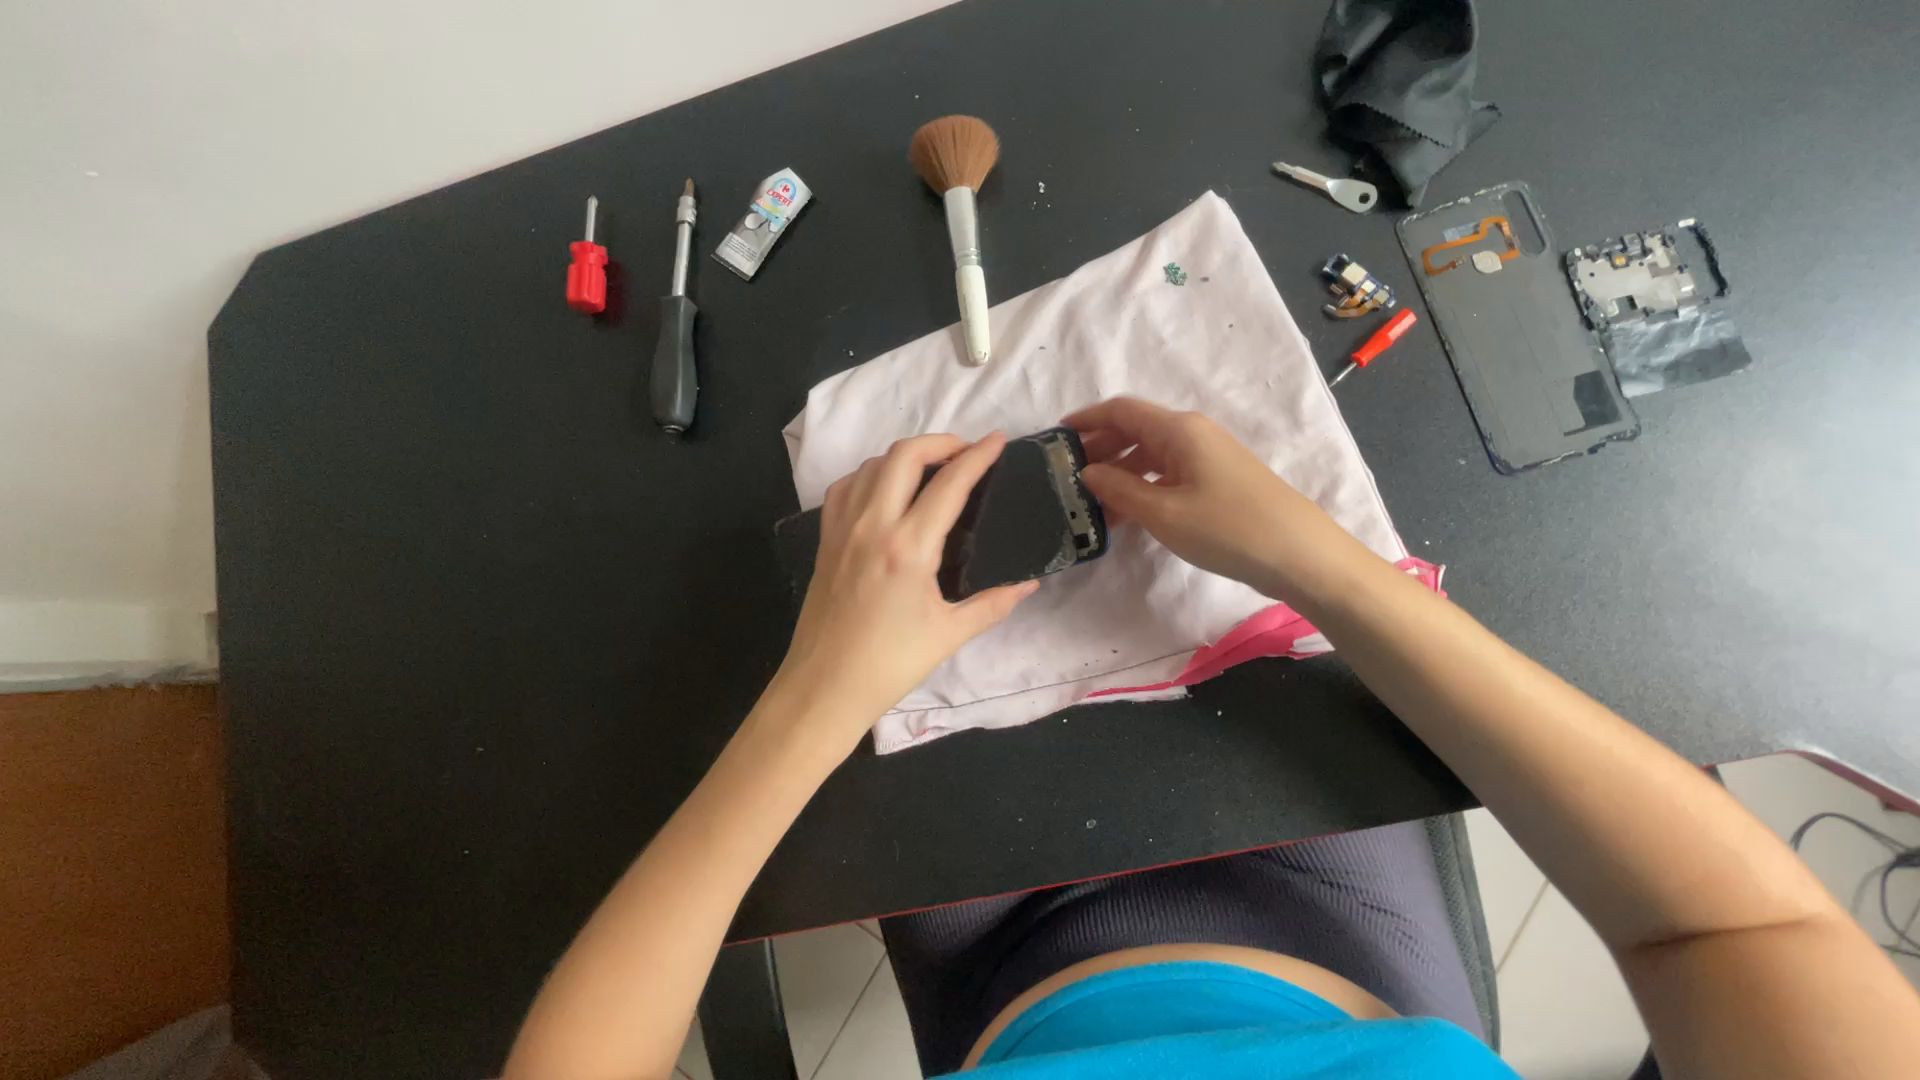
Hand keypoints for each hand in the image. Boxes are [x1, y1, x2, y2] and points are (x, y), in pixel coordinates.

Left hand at [771, 433, 1038, 752]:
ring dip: (905, 456)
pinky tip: (885, 490)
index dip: (978, 456)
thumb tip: (1030, 584)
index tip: (999, 440)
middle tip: (967, 452)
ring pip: (871, 465)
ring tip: (931, 468)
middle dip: (941, 441)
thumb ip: (994, 603)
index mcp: (908, 548)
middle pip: (904, 455)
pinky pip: (844, 488)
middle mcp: (872, 526)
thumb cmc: (890, 664)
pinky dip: (869, 475)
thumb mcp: (950, 634)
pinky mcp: (824, 540)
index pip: (949, 484)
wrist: (824, 687)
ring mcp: (842, 529)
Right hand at [1065, 397, 1360, 602]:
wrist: (1298, 554)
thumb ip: (1120, 489)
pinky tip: (1128, 515)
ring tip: (1092, 504)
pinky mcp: (1217, 481)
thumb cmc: (1227, 527)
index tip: (1057, 435)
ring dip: (1120, 474)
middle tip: (1067, 477)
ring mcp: (1207, 458)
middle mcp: (1192, 434)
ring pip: (1150, 456)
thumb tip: (1088, 471)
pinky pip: (1168, 475)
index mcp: (1178, 430)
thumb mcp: (1163, 512)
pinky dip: (1143, 488)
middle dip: (1100, 449)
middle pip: (1135, 431)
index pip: (1122, 410)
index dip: (1087, 419)